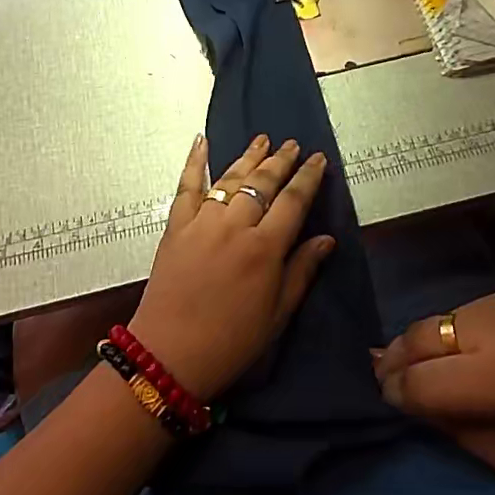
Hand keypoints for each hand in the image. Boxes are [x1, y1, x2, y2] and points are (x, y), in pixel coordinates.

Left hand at [127, 135, 333, 401]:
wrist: (169, 355)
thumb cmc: (232, 341)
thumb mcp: (277, 314)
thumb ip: (301, 270)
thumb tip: (326, 238)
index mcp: (265, 248)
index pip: (293, 201)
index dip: (308, 177)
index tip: (318, 159)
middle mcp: (234, 226)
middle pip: (263, 182)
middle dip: (281, 160)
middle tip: (292, 144)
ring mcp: (201, 222)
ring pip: (229, 179)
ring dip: (248, 156)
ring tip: (262, 139)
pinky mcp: (176, 227)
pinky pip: (186, 186)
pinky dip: (194, 162)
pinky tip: (201, 141)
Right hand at [373, 288, 494, 494]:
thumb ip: (454, 427)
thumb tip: (404, 397)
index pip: (421, 379)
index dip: (396, 393)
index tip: (387, 406)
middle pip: (420, 336)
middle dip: (398, 362)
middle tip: (386, 385)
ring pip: (436, 320)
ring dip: (422, 346)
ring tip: (420, 374)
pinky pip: (462, 313)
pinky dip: (448, 335)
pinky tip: (455, 357)